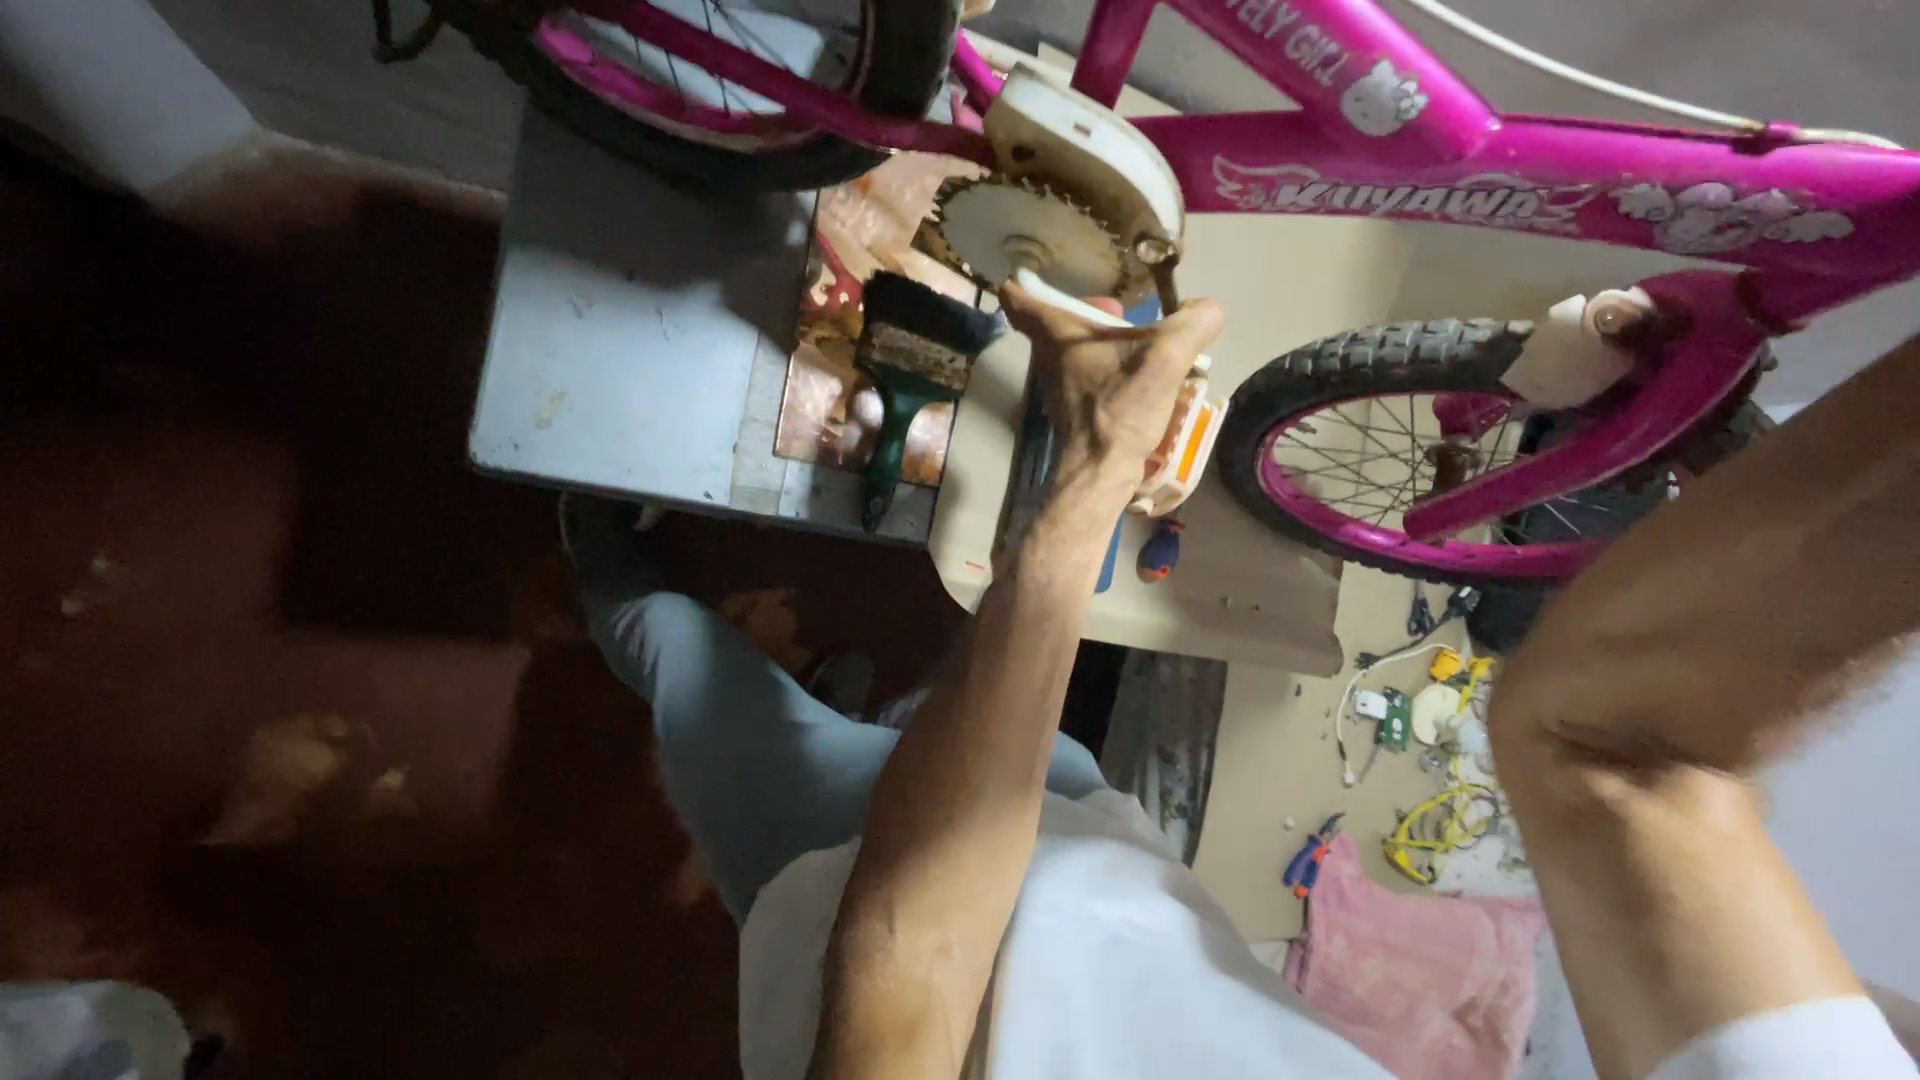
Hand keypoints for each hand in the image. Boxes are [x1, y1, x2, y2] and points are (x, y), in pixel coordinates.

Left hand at [998, 281, 1224, 491]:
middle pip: (1055, 322)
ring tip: (1139, 345)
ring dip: (1101, 343)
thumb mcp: (1166, 357)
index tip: (1039, 275)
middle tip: (1120, 314)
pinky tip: (1137, 379)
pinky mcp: (1072, 411)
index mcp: (1056, 334)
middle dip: (1087, 312)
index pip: (1018, 298)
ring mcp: (1057, 386)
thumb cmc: (1121, 407)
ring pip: (1071, 351)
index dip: (1024, 282)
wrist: (1102, 470)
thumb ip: (1191, 324)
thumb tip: (1208, 310)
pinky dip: (1107, 370)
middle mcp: (1047, 358)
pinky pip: (1086, 377)